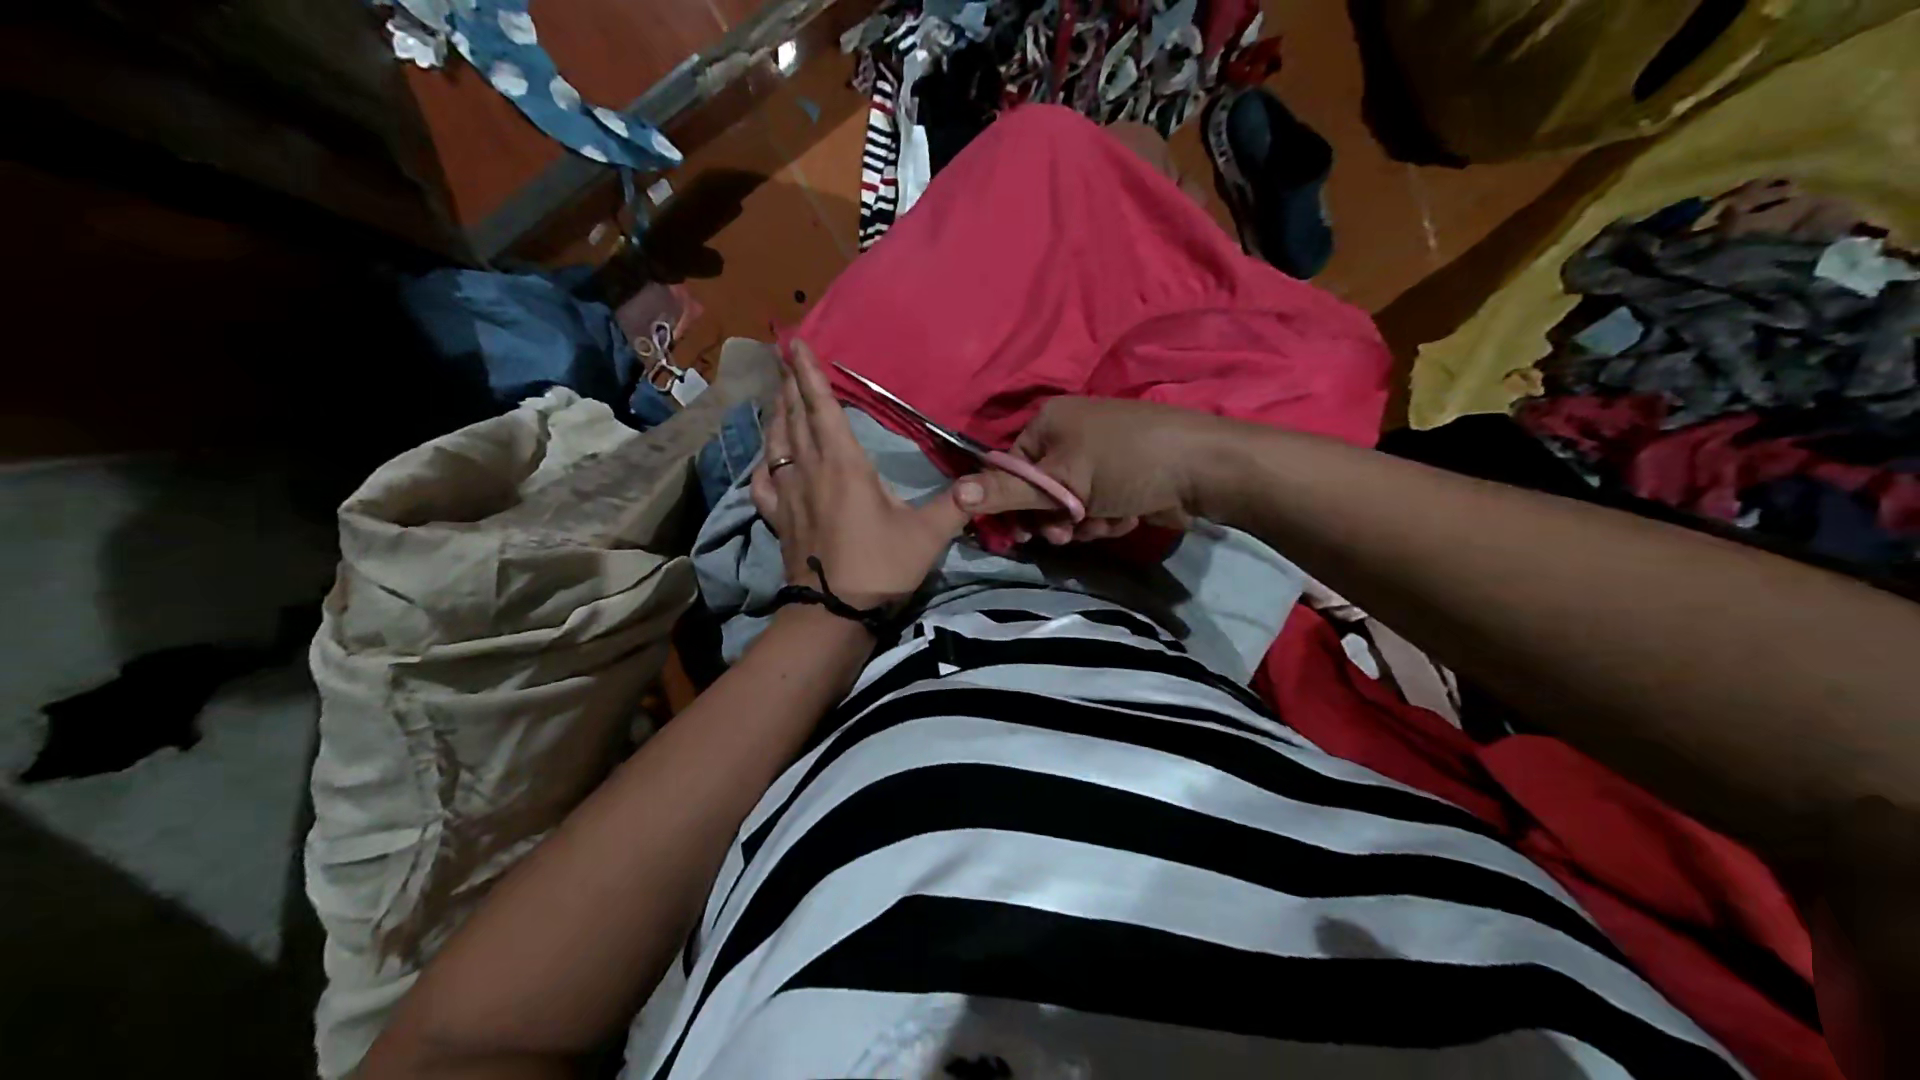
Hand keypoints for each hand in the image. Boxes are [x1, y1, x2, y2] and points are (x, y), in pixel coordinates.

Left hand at [750, 339, 974, 608]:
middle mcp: (810, 471)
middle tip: (786, 360)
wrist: (832, 614)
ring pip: (776, 444)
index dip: (809, 374)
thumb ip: (957, 505)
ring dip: (777, 416)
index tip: (796, 344)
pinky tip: (766, 459)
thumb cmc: (880, 568)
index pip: (823, 408)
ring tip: (777, 397)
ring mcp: (788, 495)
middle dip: (791, 386)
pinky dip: (763, 463)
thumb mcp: (927, 535)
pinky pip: (763, 482)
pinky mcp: (779, 519)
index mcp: (844, 465)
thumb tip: (985, 483)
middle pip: (795, 418)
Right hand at [953, 397, 1226, 543]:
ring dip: (1084, 522)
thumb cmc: (1126, 465)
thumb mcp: (1062, 482)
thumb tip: (953, 494)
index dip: (1013, 506)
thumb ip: (1008, 493)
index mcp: (1048, 422)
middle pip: (1038, 491)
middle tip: (1068, 533)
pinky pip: (1098, 505)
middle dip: (1054, 518)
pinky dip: (1108, 517)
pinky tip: (1128, 516)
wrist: (1205, 469)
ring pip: (1070, 505)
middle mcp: (1069, 433)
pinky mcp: (1123, 476)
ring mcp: (1099, 455)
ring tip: (1106, 521)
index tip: (1025, 536)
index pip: (1008, 470)